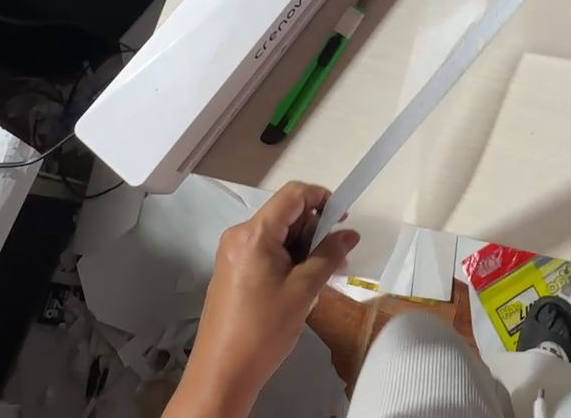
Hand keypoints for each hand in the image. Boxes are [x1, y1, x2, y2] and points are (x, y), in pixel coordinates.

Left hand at [185, 182, 358, 406]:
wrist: (220, 376)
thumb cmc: (263, 330)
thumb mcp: (303, 291)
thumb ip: (329, 255)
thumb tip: (350, 234)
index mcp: (254, 233)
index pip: (293, 194)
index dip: (321, 198)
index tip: (342, 220)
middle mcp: (239, 235)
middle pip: (285, 213)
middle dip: (314, 228)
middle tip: (337, 255)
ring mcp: (232, 253)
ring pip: (277, 234)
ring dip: (303, 246)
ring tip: (323, 274)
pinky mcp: (232, 270)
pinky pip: (265, 250)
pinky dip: (287, 258)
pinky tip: (301, 283)